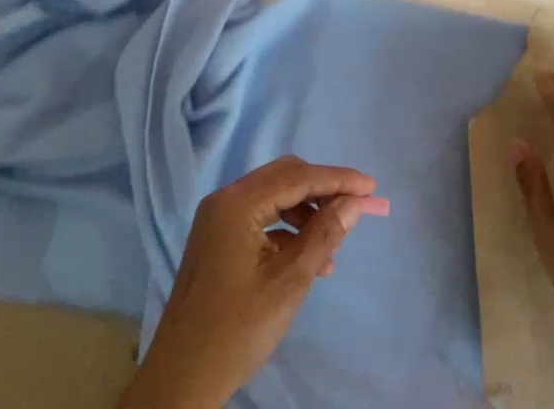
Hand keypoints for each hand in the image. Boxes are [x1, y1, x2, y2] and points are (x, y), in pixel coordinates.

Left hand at [117, 156, 389, 408]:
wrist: (182, 377)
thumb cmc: (238, 327)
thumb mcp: (290, 280)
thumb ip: (324, 234)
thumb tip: (353, 202)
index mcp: (237, 204)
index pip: (297, 177)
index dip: (338, 179)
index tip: (372, 186)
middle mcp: (224, 202)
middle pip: (283, 178)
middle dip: (322, 190)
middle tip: (356, 206)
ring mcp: (217, 221)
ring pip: (274, 199)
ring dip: (307, 213)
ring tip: (335, 243)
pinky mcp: (218, 241)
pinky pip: (261, 220)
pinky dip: (288, 231)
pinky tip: (312, 260)